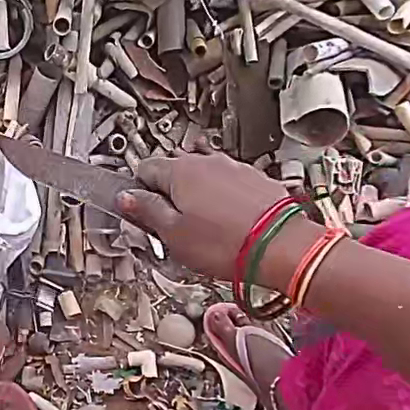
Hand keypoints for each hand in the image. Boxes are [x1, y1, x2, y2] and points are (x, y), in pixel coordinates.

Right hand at [117, 152, 319, 283]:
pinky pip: (227, 187)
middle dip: (168, 195)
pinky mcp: (255, 181)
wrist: (282, 248)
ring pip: (202, 179)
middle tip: (171, 227)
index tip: (142, 212)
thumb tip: (127, 198)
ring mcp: (234, 169)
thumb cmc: (228, 244)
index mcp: (180, 170)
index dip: (138, 192)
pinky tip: (226, 226)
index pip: (144, 168)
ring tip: (202, 230)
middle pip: (174, 172)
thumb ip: (146, 210)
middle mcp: (207, 162)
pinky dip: (222, 202)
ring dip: (196, 198)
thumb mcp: (173, 234)